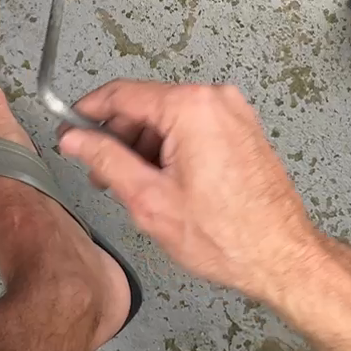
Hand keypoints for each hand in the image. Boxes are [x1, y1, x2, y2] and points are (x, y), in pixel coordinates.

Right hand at [57, 81, 328, 302]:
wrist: (282, 256)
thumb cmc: (225, 235)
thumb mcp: (149, 199)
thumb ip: (105, 161)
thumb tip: (74, 140)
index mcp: (191, 107)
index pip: (122, 94)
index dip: (88, 112)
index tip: (68, 128)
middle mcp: (214, 98)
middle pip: (146, 104)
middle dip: (119, 137)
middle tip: (99, 171)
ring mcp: (232, 111)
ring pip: (168, 117)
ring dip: (144, 146)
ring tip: (134, 187)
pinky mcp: (241, 127)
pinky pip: (192, 125)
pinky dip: (171, 147)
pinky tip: (163, 182)